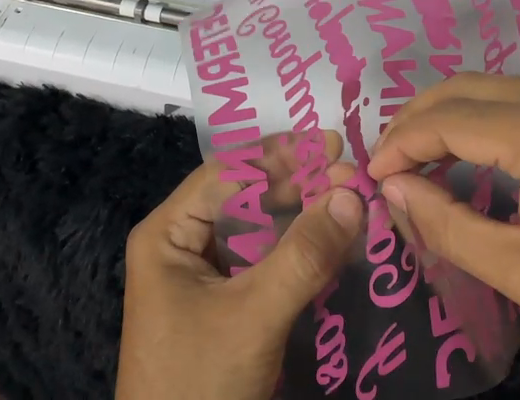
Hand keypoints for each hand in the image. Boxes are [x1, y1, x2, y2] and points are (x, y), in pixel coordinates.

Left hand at [117, 147, 365, 399]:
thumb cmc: (200, 381)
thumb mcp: (253, 316)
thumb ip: (303, 255)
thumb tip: (352, 195)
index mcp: (167, 233)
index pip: (227, 173)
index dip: (281, 155)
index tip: (332, 144)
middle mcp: (180, 243)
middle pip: (242, 195)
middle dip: (296, 182)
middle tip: (348, 169)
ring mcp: (200, 275)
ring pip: (255, 227)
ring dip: (299, 212)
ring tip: (346, 196)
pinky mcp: (220, 304)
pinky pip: (259, 260)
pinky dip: (293, 248)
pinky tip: (328, 240)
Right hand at [368, 75, 519, 399]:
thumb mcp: (519, 270)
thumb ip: (444, 222)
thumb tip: (390, 187)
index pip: (449, 118)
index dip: (401, 142)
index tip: (370, 174)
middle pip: (467, 87)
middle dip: (418, 119)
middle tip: (386, 161)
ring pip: (494, 88)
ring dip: (450, 116)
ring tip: (416, 159)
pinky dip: (485, 120)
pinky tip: (467, 155)